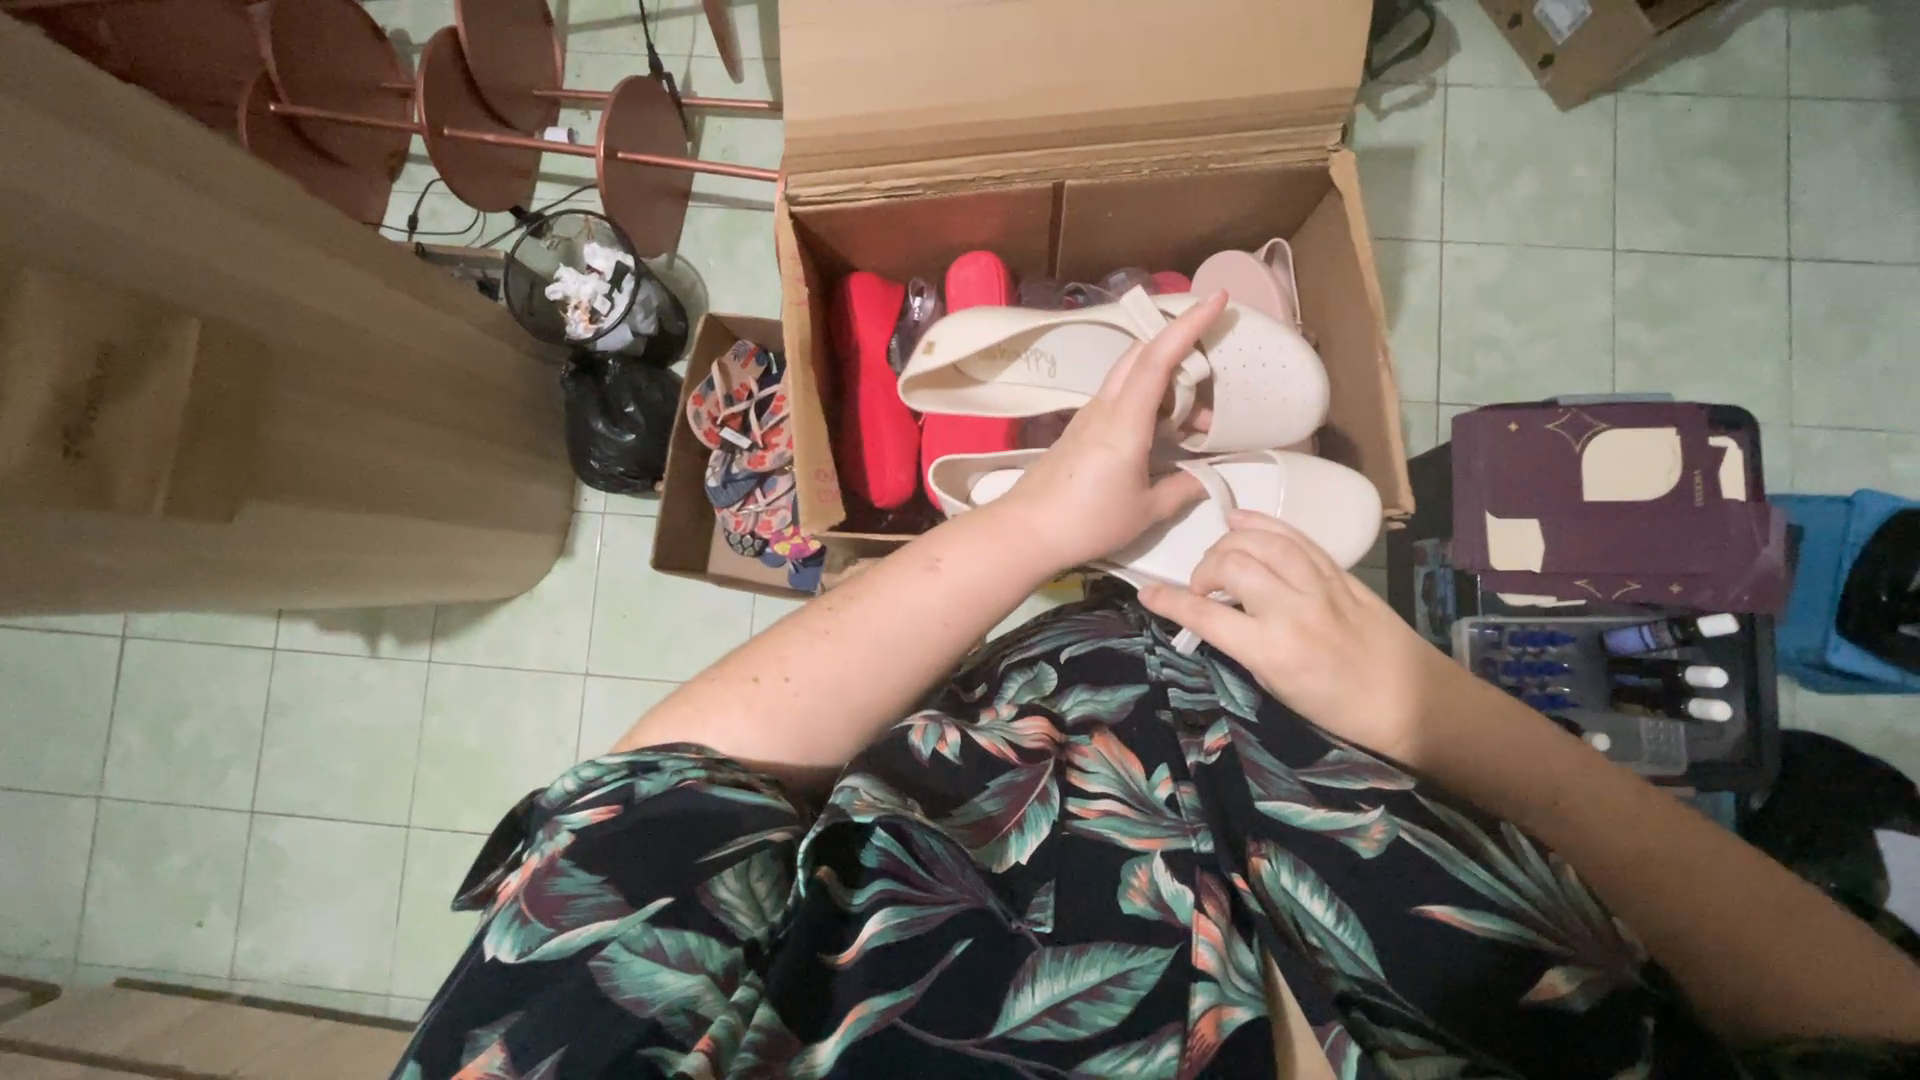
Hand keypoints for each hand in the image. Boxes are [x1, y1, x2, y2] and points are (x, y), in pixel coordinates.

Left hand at [989, 291, 1224, 571]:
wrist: (1026, 531)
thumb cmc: (1087, 521)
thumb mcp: (1145, 511)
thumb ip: (1181, 489)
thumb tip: (1205, 477)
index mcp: (1124, 422)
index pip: (1157, 358)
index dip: (1189, 325)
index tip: (1216, 298)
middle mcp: (1104, 409)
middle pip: (1140, 355)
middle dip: (1179, 345)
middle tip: (1212, 361)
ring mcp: (1087, 417)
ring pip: (1129, 377)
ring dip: (1165, 381)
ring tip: (1196, 417)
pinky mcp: (1078, 431)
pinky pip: (1118, 398)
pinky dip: (1147, 399)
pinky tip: (1162, 429)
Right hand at [1136, 512, 1469, 766]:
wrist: (1411, 699)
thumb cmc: (1338, 709)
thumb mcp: (1276, 688)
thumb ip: (1242, 646)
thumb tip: (1211, 617)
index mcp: (1273, 650)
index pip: (1205, 616)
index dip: (1169, 602)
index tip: (1147, 594)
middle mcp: (1292, 610)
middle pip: (1230, 565)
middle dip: (1202, 572)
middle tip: (1202, 591)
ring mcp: (1319, 586)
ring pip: (1260, 542)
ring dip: (1228, 545)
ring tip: (1219, 560)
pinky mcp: (1338, 573)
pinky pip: (1294, 537)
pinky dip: (1262, 524)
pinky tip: (1240, 521)